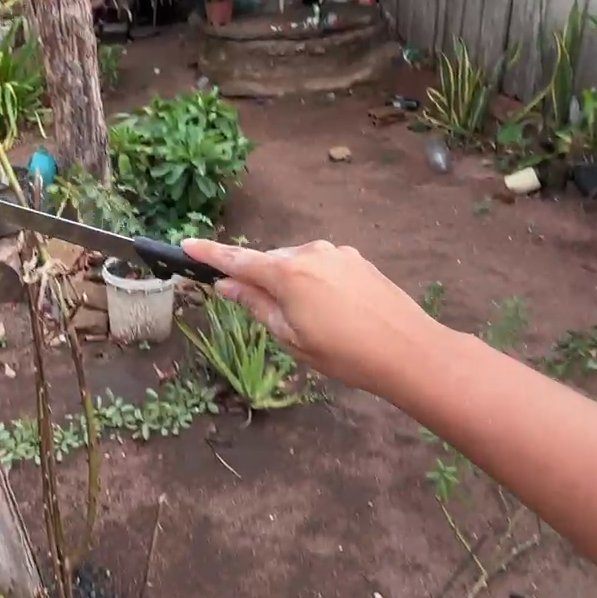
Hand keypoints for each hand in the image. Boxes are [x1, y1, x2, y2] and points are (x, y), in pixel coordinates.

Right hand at [182, 238, 443, 393]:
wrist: (410, 351)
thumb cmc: (344, 353)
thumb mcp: (289, 336)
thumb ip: (255, 304)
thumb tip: (227, 285)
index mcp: (286, 272)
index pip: (237, 260)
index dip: (209, 254)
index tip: (186, 244)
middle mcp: (308, 252)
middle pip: (268, 262)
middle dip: (260, 282)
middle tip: (274, 321)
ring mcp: (335, 252)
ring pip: (295, 264)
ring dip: (289, 285)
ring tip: (312, 323)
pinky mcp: (356, 259)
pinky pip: (319, 266)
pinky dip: (313, 283)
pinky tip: (333, 312)